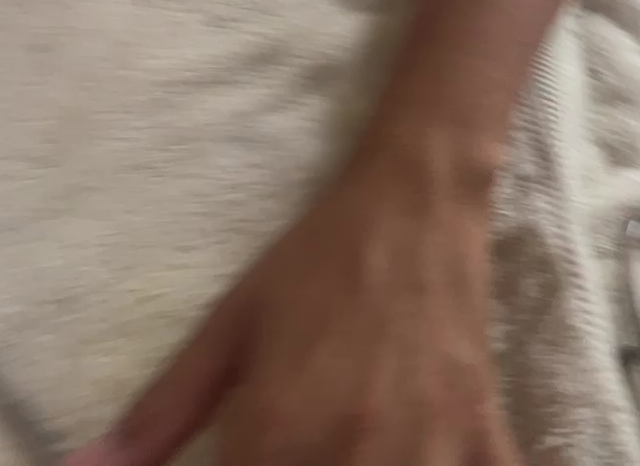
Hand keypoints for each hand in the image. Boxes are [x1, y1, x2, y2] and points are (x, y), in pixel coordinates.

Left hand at [64, 155, 519, 465]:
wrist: (413, 200)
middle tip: (300, 446)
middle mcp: (353, 457)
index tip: (247, 462)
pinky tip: (434, 458)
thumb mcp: (231, 324)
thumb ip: (158, 413)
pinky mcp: (480, 431)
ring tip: (353, 447)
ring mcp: (427, 450)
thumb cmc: (318, 258)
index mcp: (278, 436)